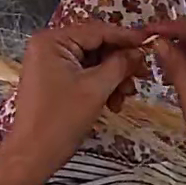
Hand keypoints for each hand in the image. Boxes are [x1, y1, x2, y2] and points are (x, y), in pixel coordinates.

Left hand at [0, 23, 144, 184]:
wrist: (33, 154)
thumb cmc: (61, 119)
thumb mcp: (96, 88)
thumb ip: (120, 64)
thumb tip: (139, 51)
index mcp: (52, 40)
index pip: (96, 30)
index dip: (126, 37)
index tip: (152, 42)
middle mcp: (47, 45)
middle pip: (94, 45)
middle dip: (119, 62)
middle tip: (143, 76)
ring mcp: (48, 62)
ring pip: (91, 61)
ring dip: (112, 77)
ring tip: (126, 96)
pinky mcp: (52, 78)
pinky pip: (82, 73)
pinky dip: (100, 85)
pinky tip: (112, 103)